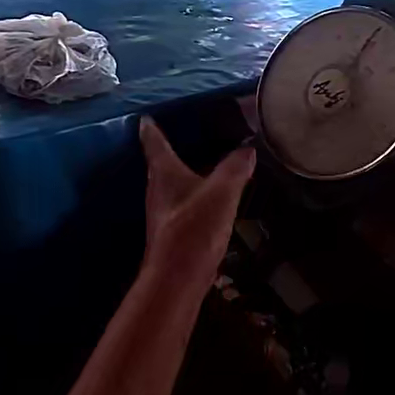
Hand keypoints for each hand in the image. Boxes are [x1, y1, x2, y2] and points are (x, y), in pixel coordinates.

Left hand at [140, 117, 254, 276]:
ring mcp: (162, 211)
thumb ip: (235, 169)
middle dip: (167, 148)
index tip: (147, 117)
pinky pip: (180, 202)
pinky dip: (190, 194)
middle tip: (181, 134)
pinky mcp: (170, 230)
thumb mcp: (221, 193)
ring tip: (198, 162)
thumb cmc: (193, 228)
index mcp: (163, 172)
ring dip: (180, 172)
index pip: (154, 142)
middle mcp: (157, 188)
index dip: (151, 128)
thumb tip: (247, 149)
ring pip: (169, 183)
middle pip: (159, 163)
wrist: (177, 278)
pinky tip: (205, 198)